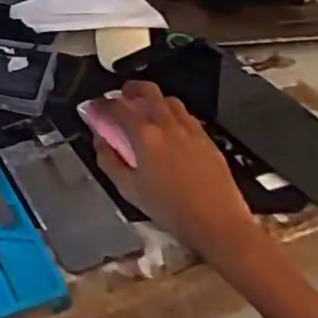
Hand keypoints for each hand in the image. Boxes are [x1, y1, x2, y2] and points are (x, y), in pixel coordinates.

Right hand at [86, 80, 262, 260]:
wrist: (223, 228)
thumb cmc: (172, 210)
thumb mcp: (129, 189)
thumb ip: (108, 161)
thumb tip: (100, 142)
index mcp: (144, 135)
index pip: (115, 106)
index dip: (99, 104)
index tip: (93, 109)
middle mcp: (168, 126)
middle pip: (147, 90)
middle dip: (129, 89)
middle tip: (122, 99)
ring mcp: (192, 133)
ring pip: (170, 101)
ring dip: (154, 102)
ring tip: (147, 114)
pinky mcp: (210, 143)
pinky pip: (189, 118)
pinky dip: (174, 117)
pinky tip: (171, 133)